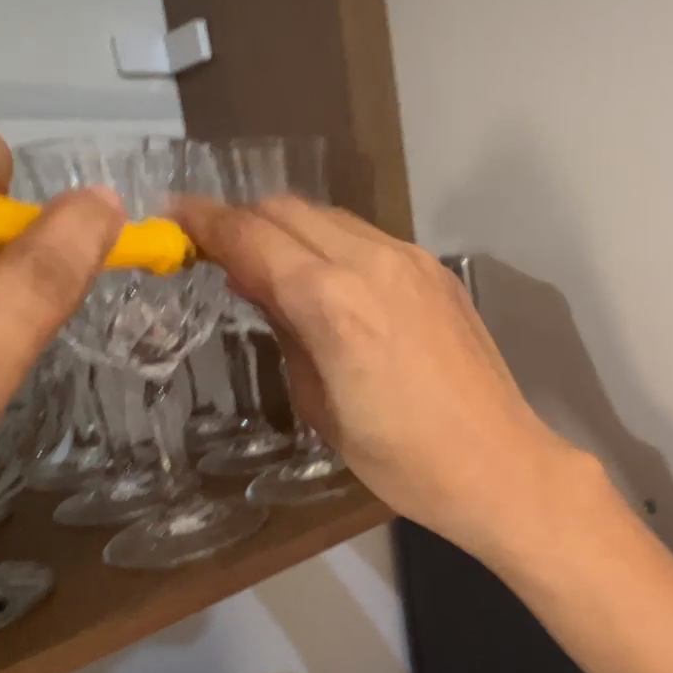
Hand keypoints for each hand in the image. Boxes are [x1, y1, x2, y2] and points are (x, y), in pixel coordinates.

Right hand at [174, 196, 586, 565]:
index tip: (173, 216)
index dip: (204, 221)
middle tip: (217, 246)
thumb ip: (287, 333)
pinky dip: (337, 245)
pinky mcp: (441, 274)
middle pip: (291, 210)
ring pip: (334, 219)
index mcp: (334, 301)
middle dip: (246, 219)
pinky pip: (373, 240)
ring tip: (271, 264)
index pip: (252, 237)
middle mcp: (375, 263)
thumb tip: (257, 284)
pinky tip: (330, 280)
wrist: (498, 462)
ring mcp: (416, 263)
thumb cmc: (403, 459)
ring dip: (293, 229)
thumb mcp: (322, 407)